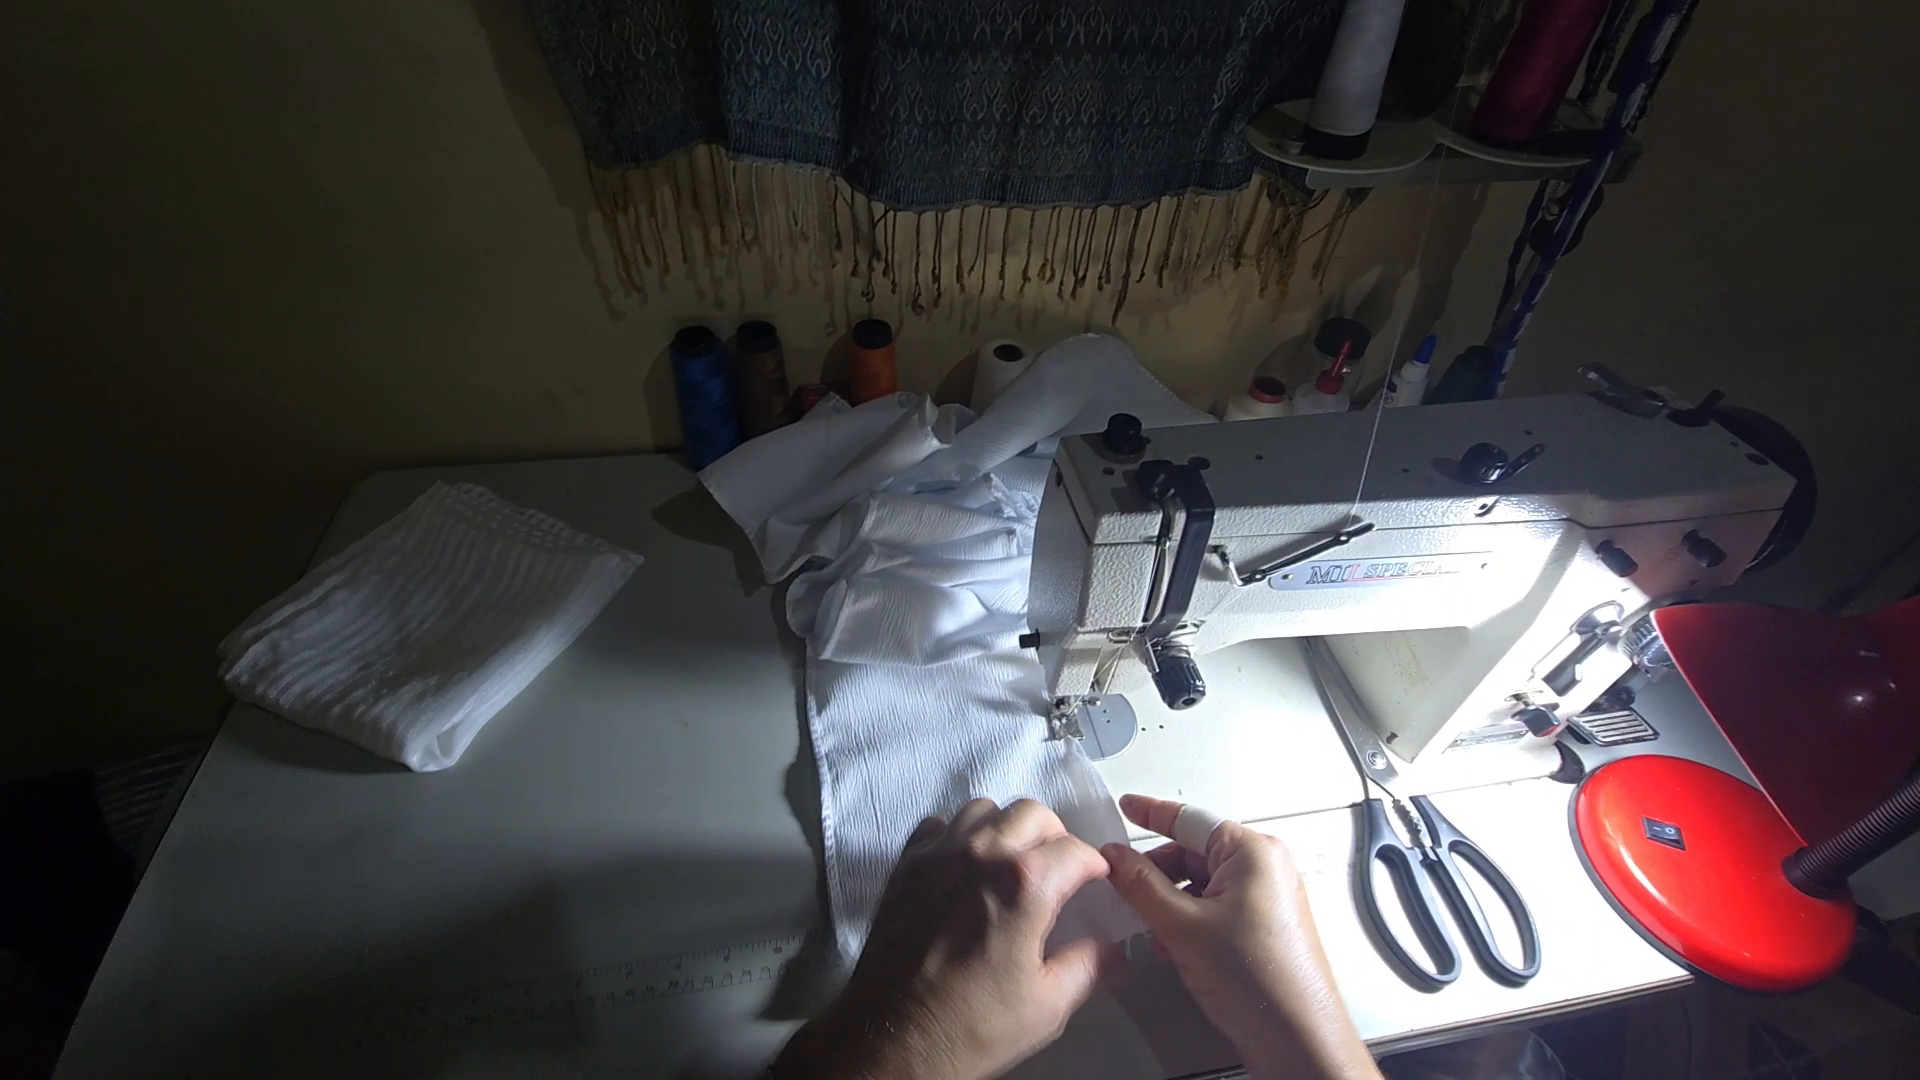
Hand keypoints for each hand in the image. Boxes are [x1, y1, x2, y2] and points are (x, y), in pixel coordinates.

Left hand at [772, 798, 1112, 1078]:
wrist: (892, 1040)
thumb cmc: (971, 1026)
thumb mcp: (1046, 1005)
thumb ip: (1087, 966)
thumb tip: (1116, 951)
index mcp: (1025, 884)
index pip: (1074, 850)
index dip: (1092, 863)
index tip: (1095, 878)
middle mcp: (983, 852)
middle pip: (1032, 812)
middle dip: (1054, 834)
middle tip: (1058, 866)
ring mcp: (941, 851)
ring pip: (985, 809)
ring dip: (1006, 827)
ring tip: (1011, 859)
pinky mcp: (908, 861)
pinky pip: (940, 823)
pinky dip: (958, 834)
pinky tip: (964, 865)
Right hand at [1102, 795, 1380, 1079]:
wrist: (1301, 1048)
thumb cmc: (1255, 981)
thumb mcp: (1182, 926)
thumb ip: (1139, 884)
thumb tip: (1112, 854)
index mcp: (1252, 852)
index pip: (1188, 819)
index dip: (1150, 812)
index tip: (1125, 806)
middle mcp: (1264, 867)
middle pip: (1192, 853)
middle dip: (1156, 873)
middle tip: (1122, 885)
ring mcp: (1268, 897)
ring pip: (1201, 882)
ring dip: (1170, 901)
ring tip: (1150, 927)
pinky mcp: (1266, 925)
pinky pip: (1216, 904)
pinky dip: (1189, 917)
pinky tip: (1172, 943)